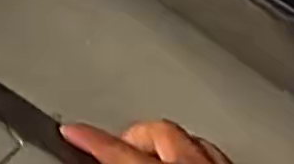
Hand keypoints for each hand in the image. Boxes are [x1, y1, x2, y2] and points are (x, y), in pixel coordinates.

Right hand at [61, 121, 232, 163]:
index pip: (118, 150)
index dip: (90, 138)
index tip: (71, 132)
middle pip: (162, 134)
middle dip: (132, 137)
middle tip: (113, 148)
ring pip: (199, 145)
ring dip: (171, 147)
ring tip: (152, 158)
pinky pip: (223, 163)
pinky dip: (202, 162)